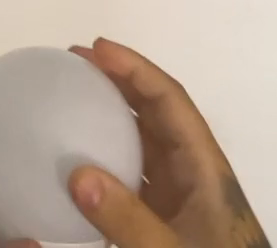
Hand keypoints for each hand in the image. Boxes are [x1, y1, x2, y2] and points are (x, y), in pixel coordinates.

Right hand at [59, 38, 270, 247]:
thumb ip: (129, 223)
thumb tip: (76, 173)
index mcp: (205, 173)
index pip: (170, 102)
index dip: (135, 68)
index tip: (96, 48)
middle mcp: (193, 179)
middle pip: (156, 113)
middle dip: (119, 80)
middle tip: (73, 61)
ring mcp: (179, 204)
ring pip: (144, 142)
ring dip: (112, 115)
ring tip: (71, 97)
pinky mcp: (165, 226)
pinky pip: (131, 177)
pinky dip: (105, 157)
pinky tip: (76, 164)